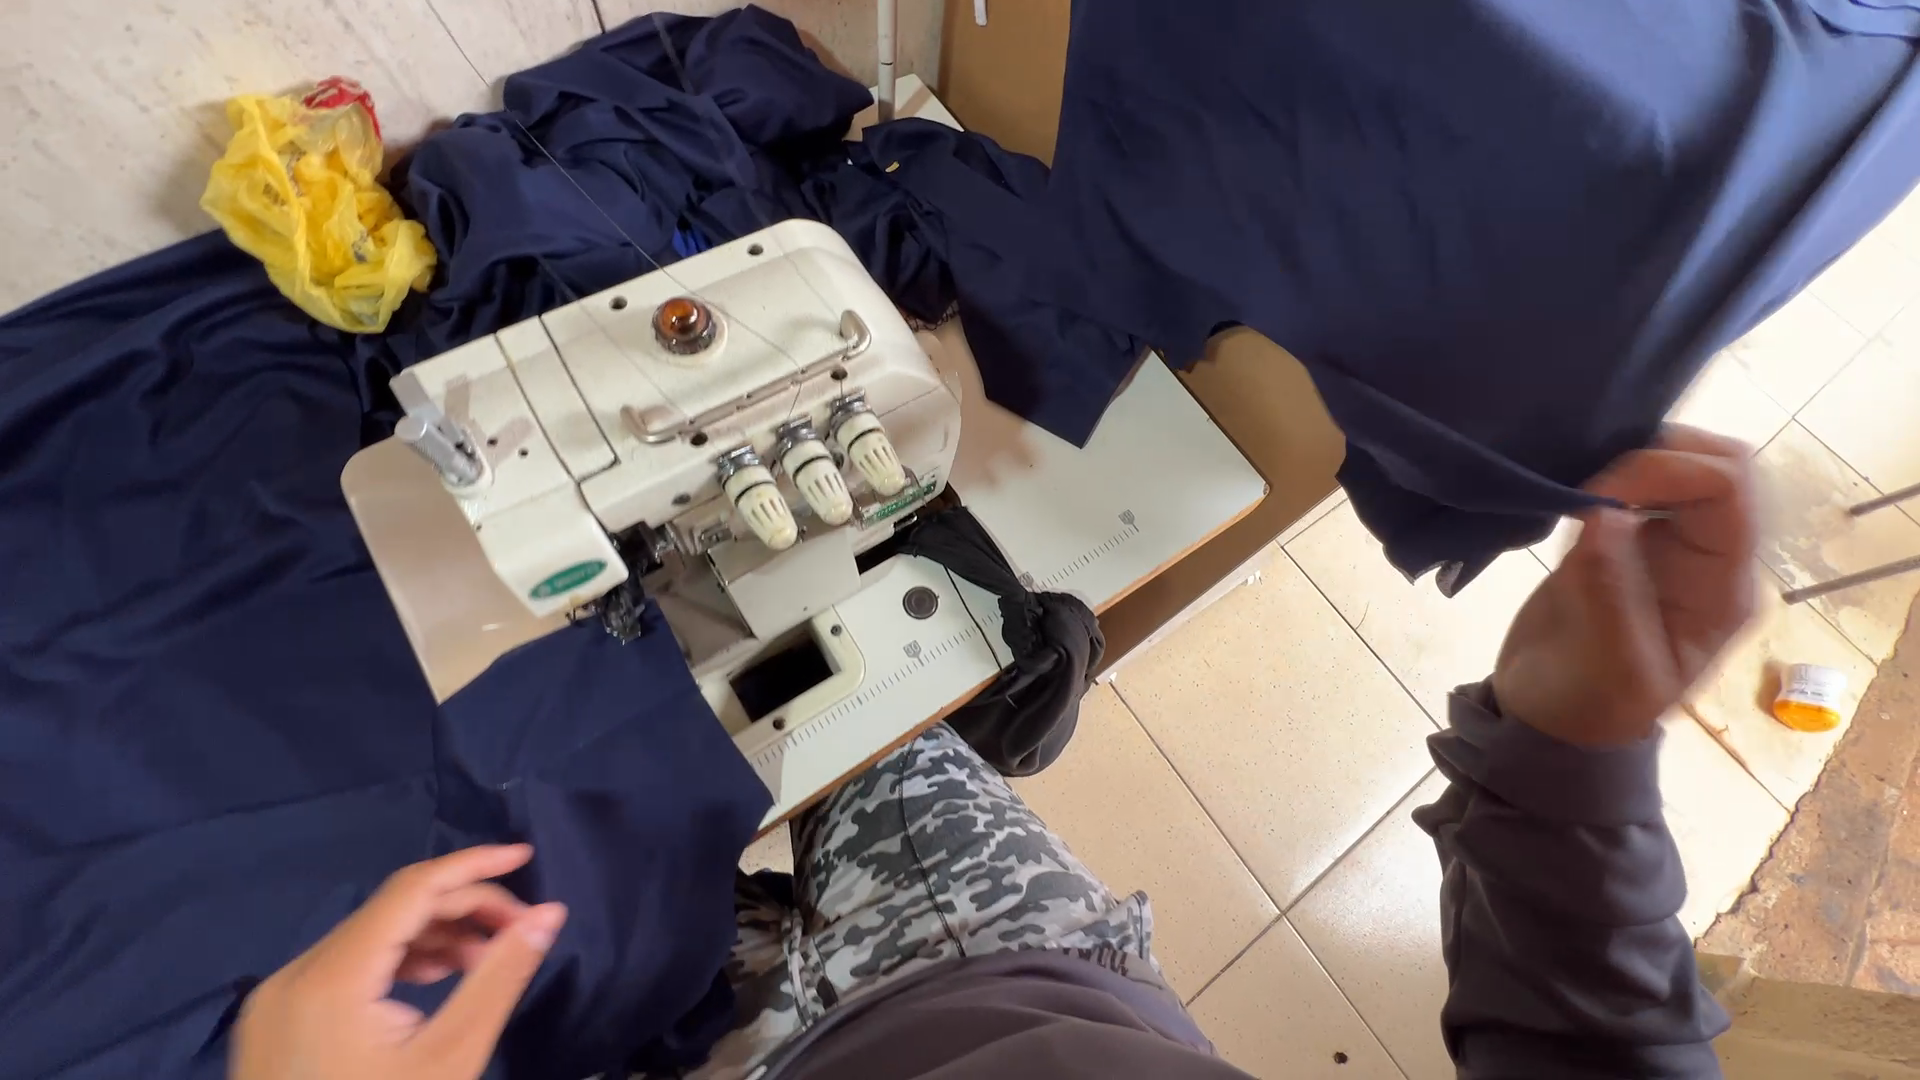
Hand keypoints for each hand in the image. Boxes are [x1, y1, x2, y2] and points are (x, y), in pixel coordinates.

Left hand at [230, 845, 566, 1079]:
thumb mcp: (451, 1056)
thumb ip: (501, 975)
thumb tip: (550, 911)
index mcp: (332, 979)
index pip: (414, 887)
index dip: (475, 864)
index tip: (528, 857)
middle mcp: (297, 974)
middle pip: (396, 906)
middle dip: (466, 905)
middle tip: (518, 928)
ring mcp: (281, 999)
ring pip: (377, 931)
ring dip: (440, 930)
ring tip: (485, 957)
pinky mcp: (280, 1019)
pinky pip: (354, 960)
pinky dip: (406, 955)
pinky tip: (441, 975)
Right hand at [1493, 425, 1759, 747]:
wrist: (1548, 719)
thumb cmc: (1585, 706)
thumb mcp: (1609, 667)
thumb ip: (1611, 594)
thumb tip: (1604, 514)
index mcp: (1719, 586)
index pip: (1727, 491)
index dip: (1664, 472)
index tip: (1593, 495)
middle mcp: (1702, 557)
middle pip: (1716, 465)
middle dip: (1651, 454)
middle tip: (1581, 483)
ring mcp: (1659, 549)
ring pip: (1672, 467)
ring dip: (1620, 462)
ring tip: (1564, 491)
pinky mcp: (1615, 545)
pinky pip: (1624, 488)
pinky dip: (1593, 477)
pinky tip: (1556, 500)